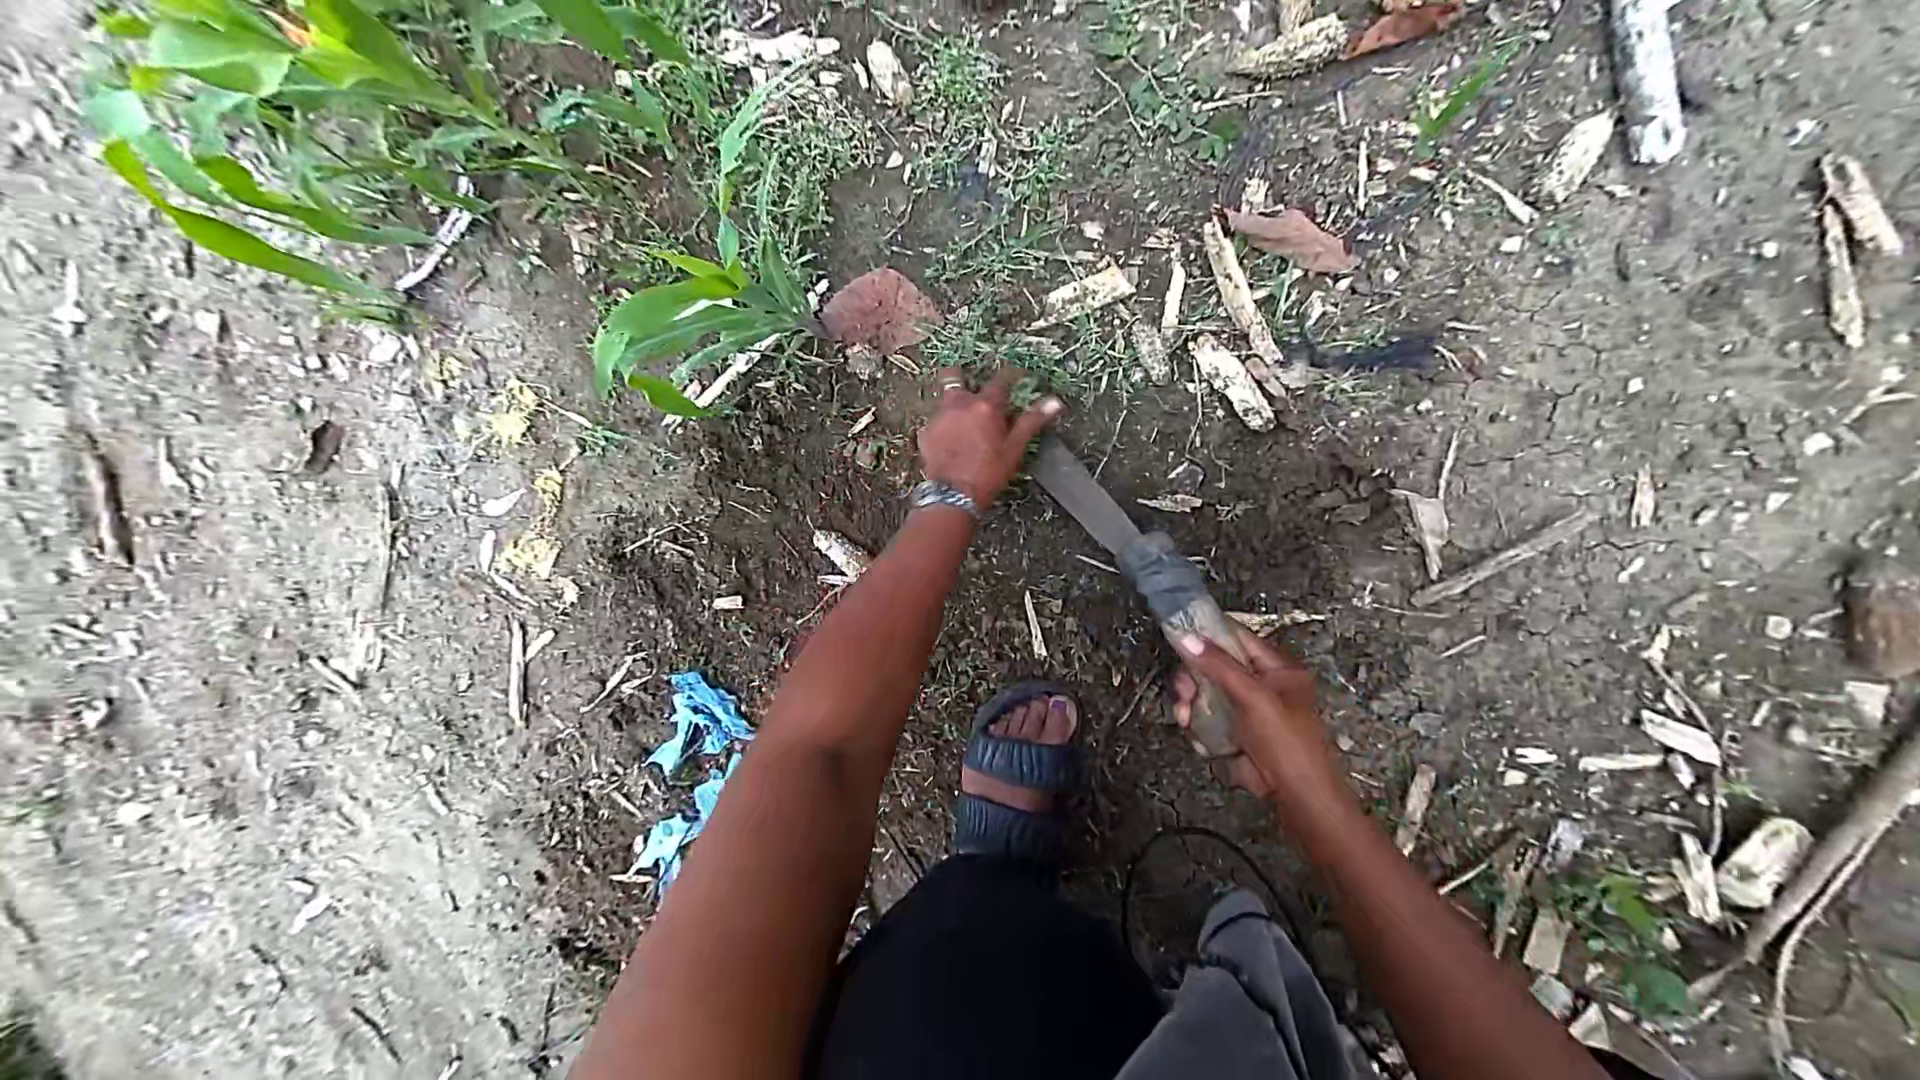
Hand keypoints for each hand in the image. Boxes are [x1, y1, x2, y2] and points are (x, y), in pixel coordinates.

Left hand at [918, 368, 1062, 507]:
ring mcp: (939, 417)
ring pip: (945, 400)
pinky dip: (944, 426)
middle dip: (965, 379)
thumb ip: (1032, 421)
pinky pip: (935, 421)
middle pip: (956, 377)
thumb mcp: (1014, 448)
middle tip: (977, 395)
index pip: (1000, 380)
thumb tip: (1054, 402)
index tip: (1016, 379)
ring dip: (955, 405)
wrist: (954, 496)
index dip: (1010, 377)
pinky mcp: (925, 433)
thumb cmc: (988, 474)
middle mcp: (959, 404)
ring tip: (965, 422)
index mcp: (985, 406)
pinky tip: (951, 441)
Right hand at [1170, 629, 1348, 810]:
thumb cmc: (1291, 746)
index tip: (1181, 633)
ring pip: (1206, 693)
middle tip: (1184, 689)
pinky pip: (1206, 718)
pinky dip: (1196, 724)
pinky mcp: (1233, 731)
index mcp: (1277, 669)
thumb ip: (1220, 666)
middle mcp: (1261, 686)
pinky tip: (1196, 732)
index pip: (1237, 638)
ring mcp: (1246, 710)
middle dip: (1194, 677)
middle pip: (1215, 667)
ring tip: (1186, 715)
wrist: (1296, 796)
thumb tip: (1190, 639)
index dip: (1209, 634)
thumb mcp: (1254, 697)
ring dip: (1191, 703)